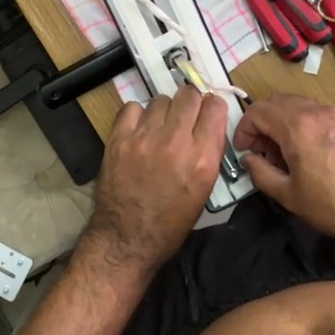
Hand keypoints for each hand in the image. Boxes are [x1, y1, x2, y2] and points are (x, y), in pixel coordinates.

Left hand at [81, 86, 228, 280]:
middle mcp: (176, 142)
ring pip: (160, 100)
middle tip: (183, 117)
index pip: (214, 107)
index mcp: (202, 158)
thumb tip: (207, 125)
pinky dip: (137, 116)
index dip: (211, 107)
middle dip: (189, 103)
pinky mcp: (119, 138)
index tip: (206, 113)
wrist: (127, 239)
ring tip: (158, 128)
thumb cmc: (170, 222)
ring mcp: (145, 137)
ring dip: (163, 111)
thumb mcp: (203, 191)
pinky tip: (138, 131)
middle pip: (188, 95)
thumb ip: (209, 153)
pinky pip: (132, 107)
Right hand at [231, 94, 334, 248]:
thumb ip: (260, 173)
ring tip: (289, 154)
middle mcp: (319, 111)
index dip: (244, 128)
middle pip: (278, 102)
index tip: (245, 149)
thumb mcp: (289, 196)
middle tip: (263, 151)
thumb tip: (250, 159)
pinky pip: (323, 114)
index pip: (258, 111)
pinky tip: (314, 153)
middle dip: (264, 123)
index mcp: (298, 126)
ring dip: (286, 123)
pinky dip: (308, 125)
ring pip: (302, 106)